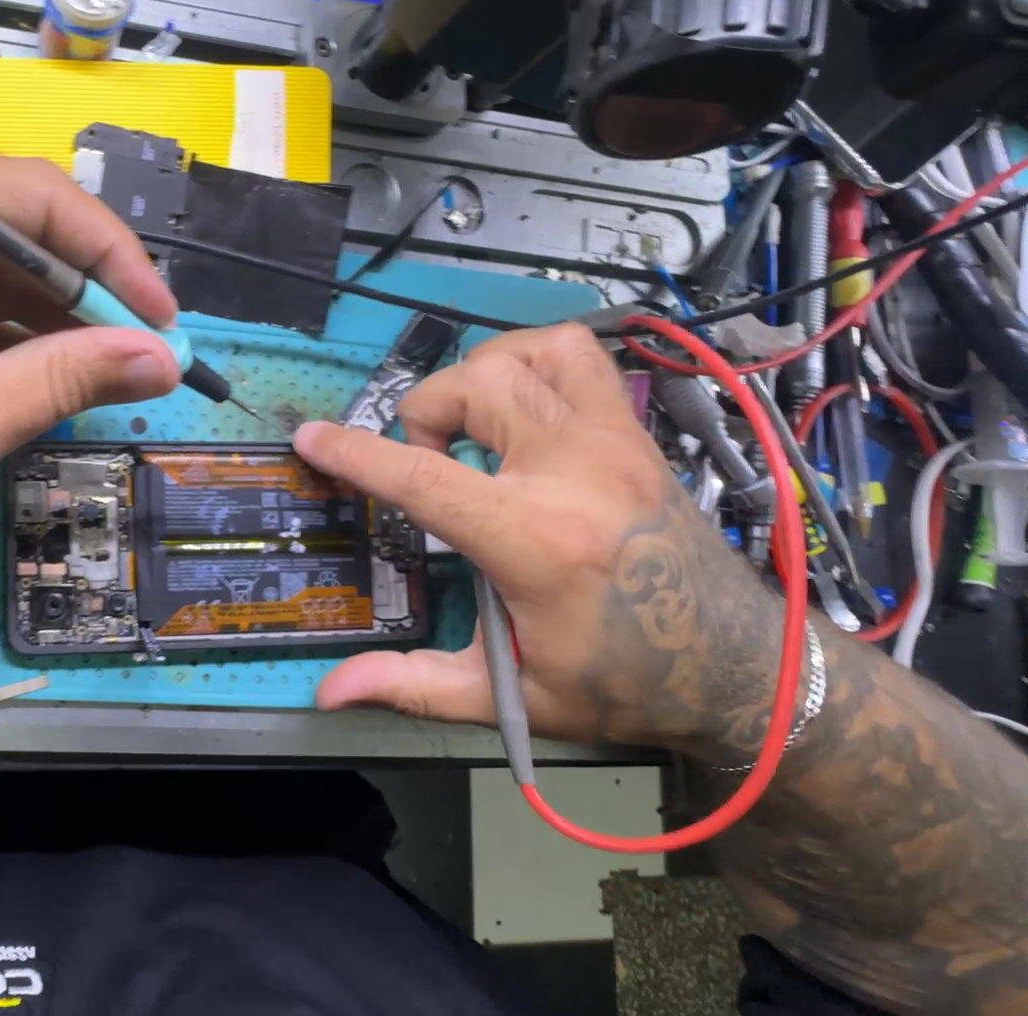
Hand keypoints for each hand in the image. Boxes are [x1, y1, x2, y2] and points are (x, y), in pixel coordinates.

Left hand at [0, 152, 180, 585]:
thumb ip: (64, 381)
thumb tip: (161, 359)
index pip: (26, 198)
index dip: (107, 255)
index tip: (160, 318)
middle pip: (16, 224)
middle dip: (86, 289)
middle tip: (144, 348)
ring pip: (0, 265)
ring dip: (58, 316)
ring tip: (113, 367)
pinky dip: (18, 335)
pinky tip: (59, 371)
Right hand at [293, 325, 784, 754]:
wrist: (742, 668)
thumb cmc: (616, 683)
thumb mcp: (507, 697)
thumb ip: (411, 686)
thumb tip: (328, 693)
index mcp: (539, 542)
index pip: (425, 479)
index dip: (356, 454)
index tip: (311, 438)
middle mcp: (579, 474)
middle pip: (476, 387)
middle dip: (424, 414)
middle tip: (427, 463)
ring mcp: (615, 442)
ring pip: (527, 355)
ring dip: (476, 378)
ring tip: (469, 428)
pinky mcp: (634, 432)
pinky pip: (577, 355)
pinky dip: (529, 361)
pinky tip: (515, 405)